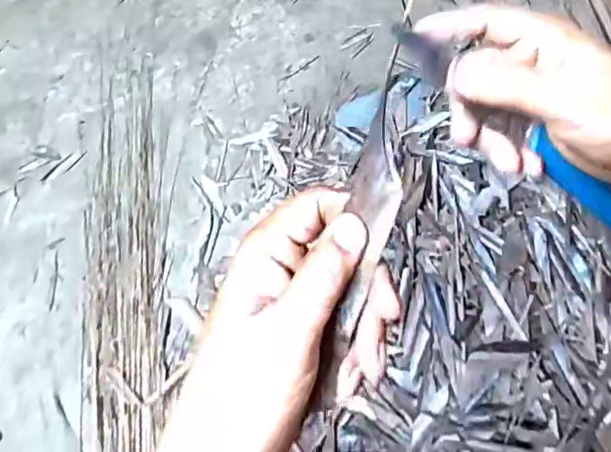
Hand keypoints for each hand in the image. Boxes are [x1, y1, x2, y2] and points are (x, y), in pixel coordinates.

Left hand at [160, 190, 399, 451]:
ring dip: (364, 327)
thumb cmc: (233, 406)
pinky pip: (344, 320)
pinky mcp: (302, 328)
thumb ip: (324, 272)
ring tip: (360, 362)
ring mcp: (290, 299)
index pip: (318, 204)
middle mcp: (278, 270)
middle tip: (377, 320)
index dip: (352, 219)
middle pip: (343, 251)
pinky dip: (355, 347)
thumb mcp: (289, 330)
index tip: (376, 247)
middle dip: (367, 292)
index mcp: (265, 254)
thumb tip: (353, 224)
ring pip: (350, 289)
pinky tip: (349, 373)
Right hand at [413, 5, 610, 190]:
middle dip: (469, 106)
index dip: (448, 26)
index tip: (414, 40)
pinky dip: (507, 149)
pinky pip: (503, 127)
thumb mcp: (561, 101)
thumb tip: (455, 71)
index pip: (484, 20)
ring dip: (490, 136)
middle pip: (476, 70)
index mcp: (540, 38)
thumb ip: (506, 84)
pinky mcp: (536, 118)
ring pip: (485, 104)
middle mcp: (531, 57)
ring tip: (512, 166)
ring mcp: (533, 89)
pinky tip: (528, 169)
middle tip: (467, 138)